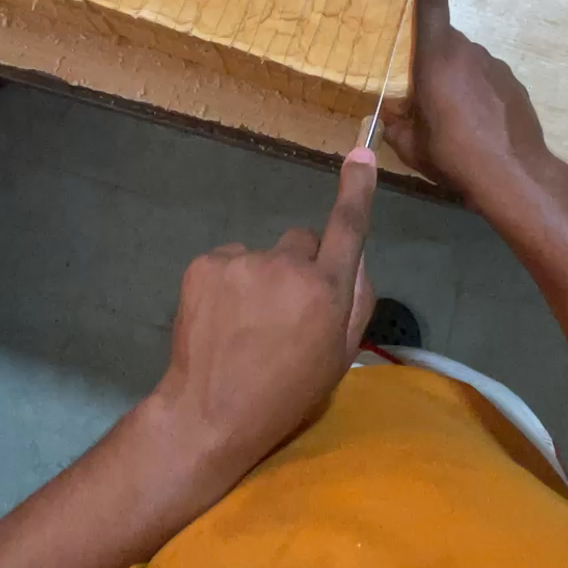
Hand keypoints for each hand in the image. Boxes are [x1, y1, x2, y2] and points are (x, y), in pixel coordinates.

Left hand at [150, 148, 377, 476]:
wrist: (209, 413)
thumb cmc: (285, 393)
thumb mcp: (340, 358)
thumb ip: (358, 300)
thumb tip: (358, 255)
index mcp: (326, 290)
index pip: (348, 227)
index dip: (357, 189)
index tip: (362, 154)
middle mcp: (287, 265)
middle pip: (302, 242)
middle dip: (300, 266)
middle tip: (284, 312)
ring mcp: (242, 261)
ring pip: (264, 255)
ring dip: (261, 277)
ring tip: (246, 324)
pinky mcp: (205, 264)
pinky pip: (230, 260)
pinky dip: (229, 282)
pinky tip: (222, 317)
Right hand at [382, 0, 553, 210]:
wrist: (513, 175)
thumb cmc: (452, 154)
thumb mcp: (409, 145)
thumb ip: (396, 124)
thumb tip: (390, 116)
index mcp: (436, 59)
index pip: (432, 5)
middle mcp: (468, 53)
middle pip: (444, 44)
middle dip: (431, 62)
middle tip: (422, 97)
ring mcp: (496, 67)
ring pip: (466, 64)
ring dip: (455, 82)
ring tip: (452, 120)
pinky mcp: (514, 85)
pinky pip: (486, 81)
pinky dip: (477, 96)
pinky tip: (477, 126)